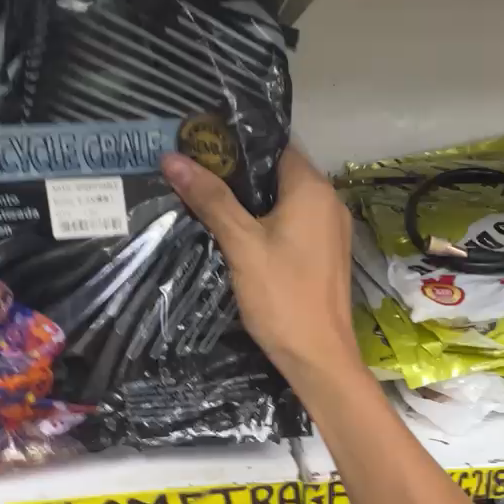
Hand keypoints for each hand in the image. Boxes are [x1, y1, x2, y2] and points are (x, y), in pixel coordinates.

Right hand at [161, 145, 363, 386]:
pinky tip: (237, 238)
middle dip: (238, 176)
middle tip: (194, 177)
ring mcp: (330, 231)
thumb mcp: (242, 245)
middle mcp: (328, 202)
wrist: (319, 358)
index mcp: (313, 189)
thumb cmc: (283, 297)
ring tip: (207, 204)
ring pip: (285, 202)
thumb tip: (173, 158)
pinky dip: (266, 226)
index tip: (199, 148)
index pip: (274, 146)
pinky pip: (293, 226)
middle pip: (278, 174)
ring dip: (250, 204)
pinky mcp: (325, 256)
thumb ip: (211, 199)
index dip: (236, 145)